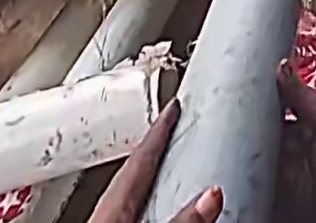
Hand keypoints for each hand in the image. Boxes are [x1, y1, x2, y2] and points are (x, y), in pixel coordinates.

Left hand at [86, 98, 222, 222]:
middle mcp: (102, 213)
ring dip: (143, 175)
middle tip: (170, 125)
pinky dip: (136, 200)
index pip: (142, 155)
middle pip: (130, 170)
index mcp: (114, 206)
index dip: (161, 128)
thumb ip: (182, 218)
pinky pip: (119, 211)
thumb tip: (213, 194)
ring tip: (162, 162)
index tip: (174, 104)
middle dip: (152, 146)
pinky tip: (146, 206)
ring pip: (123, 192)